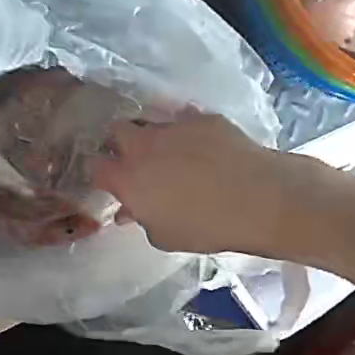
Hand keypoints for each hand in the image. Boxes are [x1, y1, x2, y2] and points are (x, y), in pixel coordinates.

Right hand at [91, 113, 321, 255]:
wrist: (258, 198)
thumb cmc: (205, 226)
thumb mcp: (164, 236)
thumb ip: (142, 219)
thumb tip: (131, 210)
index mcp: (128, 178)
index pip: (96, 167)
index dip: (102, 174)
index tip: (112, 183)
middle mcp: (144, 145)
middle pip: (116, 131)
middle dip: (120, 142)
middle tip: (135, 161)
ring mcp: (173, 126)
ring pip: (150, 120)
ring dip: (153, 134)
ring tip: (169, 151)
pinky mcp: (203, 118)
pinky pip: (185, 118)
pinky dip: (186, 130)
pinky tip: (202, 146)